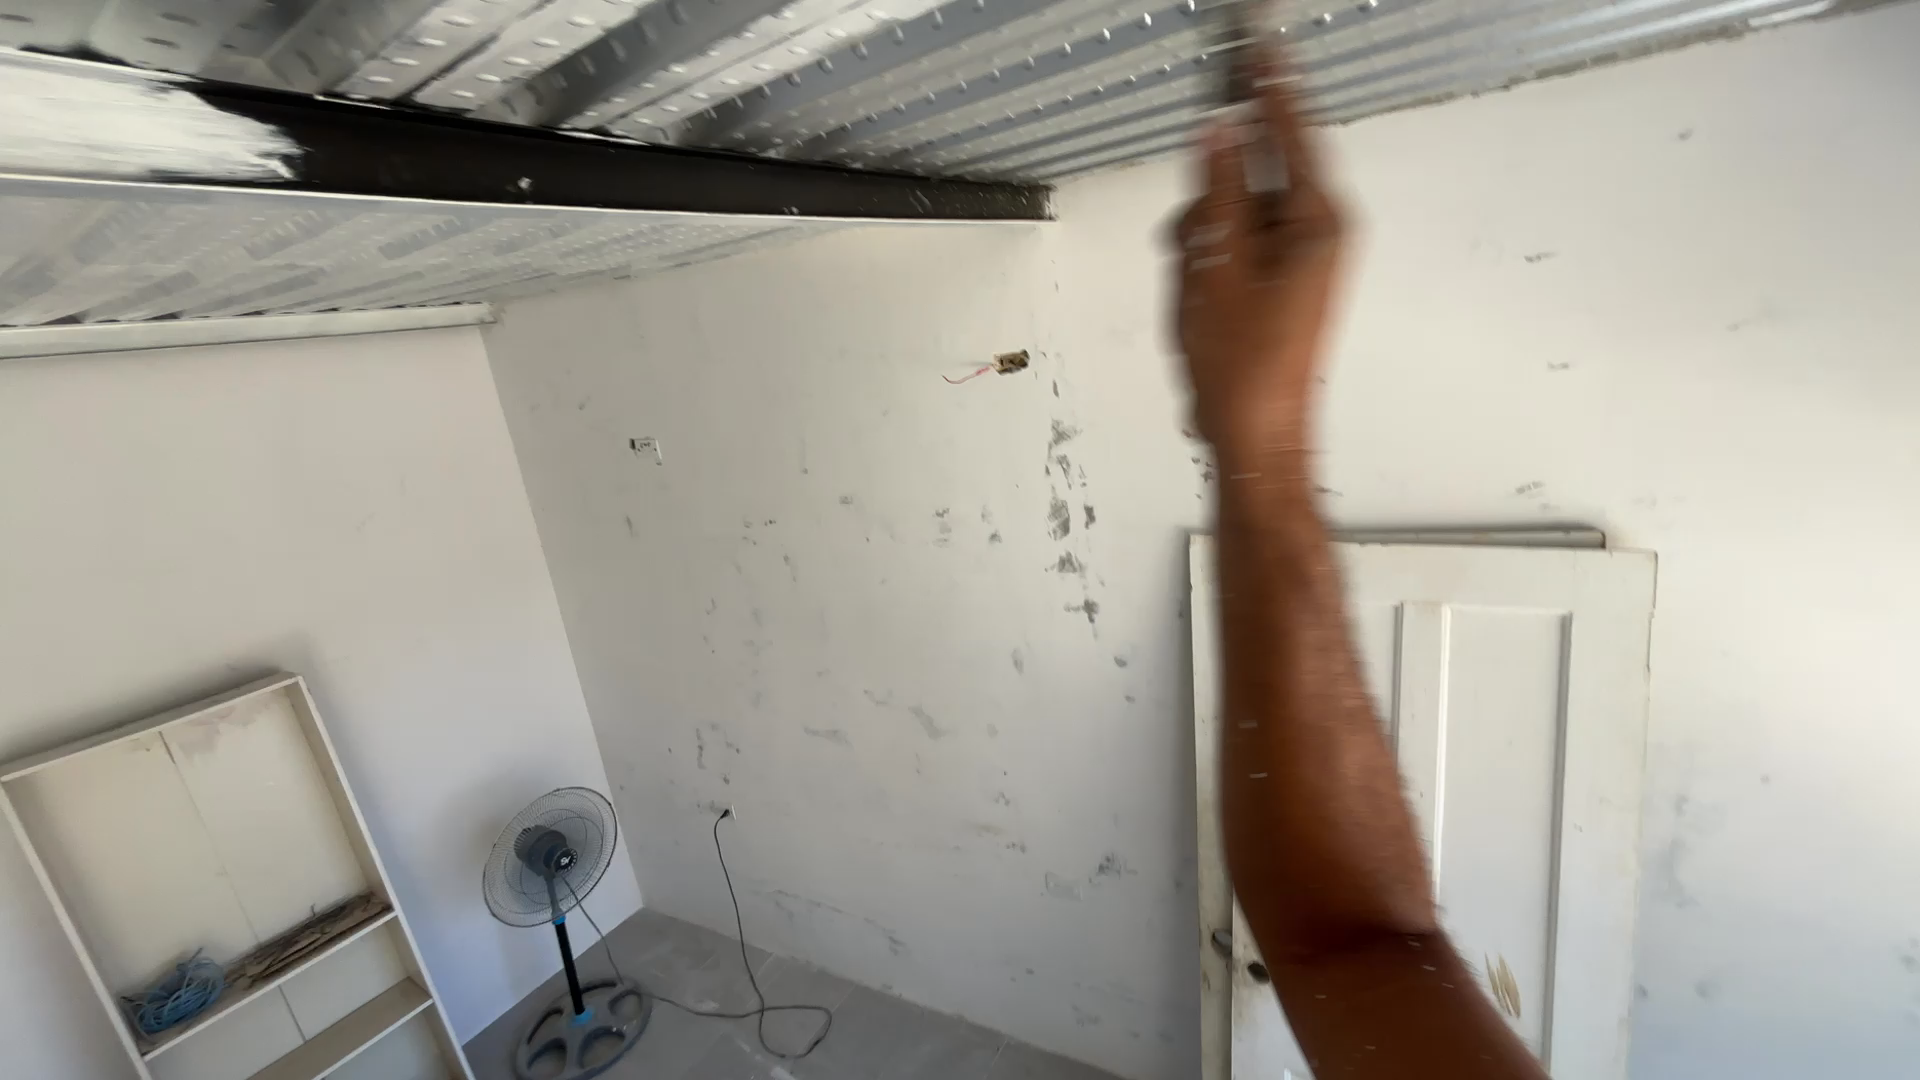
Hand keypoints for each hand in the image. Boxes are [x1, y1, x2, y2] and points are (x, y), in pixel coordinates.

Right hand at [1174, 50, 1345, 456]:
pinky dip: (1208, 271)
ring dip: (1199, 247)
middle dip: (1206, 209)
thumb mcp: (1217, 267)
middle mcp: (1315, 235)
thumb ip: (1218, 192)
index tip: (1256, 42)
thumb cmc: (1238, 357)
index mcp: (1316, 221)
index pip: (1290, 133)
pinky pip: (1236, 256)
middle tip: (1181, 251)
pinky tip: (1195, 308)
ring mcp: (1297, 265)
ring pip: (1234, 222)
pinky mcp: (1278, 290)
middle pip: (1251, 183)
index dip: (1267, 88)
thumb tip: (1219, 130)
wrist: (1253, 434)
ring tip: (1190, 301)